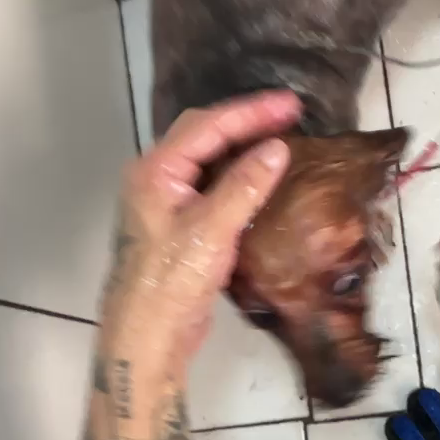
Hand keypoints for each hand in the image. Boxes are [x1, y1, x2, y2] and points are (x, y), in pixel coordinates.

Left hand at [101, 90, 302, 377]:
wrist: (149, 334)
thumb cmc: (173, 282)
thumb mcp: (212, 230)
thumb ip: (244, 186)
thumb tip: (277, 149)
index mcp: (156, 171)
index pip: (208, 126)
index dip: (251, 112)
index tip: (290, 105)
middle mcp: (156, 179)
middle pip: (204, 135)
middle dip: (246, 122)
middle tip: (288, 116)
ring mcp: (167, 203)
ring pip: (207, 162)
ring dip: (241, 148)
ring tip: (279, 140)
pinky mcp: (180, 227)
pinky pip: (211, 188)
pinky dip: (237, 178)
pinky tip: (261, 181)